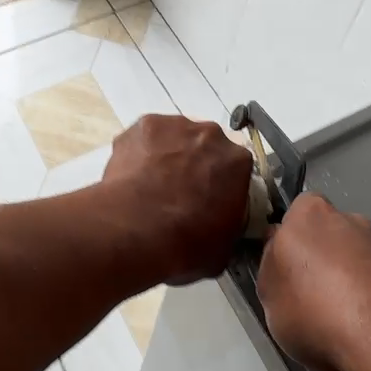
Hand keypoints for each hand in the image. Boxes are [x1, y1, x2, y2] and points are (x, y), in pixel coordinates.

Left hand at [99, 114, 253, 283]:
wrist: (136, 229)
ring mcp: (175, 124)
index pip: (234, 169)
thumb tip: (221, 224)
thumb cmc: (186, 243)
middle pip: (205, 146)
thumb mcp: (225, 246)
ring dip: (168, 154)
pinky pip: (145, 137)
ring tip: (150, 184)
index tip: (208, 200)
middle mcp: (211, 134)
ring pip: (175, 137)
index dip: (220, 184)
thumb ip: (229, 224)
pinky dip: (140, 151)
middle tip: (178, 192)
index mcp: (238, 161)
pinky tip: (132, 175)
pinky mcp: (143, 125)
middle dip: (195, 164)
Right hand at [257, 196, 370, 370]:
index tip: (284, 277)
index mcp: (309, 211)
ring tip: (335, 329)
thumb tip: (280, 256)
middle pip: (324, 241)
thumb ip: (271, 266)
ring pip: (350, 267)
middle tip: (308, 304)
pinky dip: (365, 307)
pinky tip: (358, 337)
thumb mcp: (267, 291)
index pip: (291, 219)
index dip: (285, 248)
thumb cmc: (312, 308)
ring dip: (344, 289)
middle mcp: (348, 219)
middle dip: (318, 267)